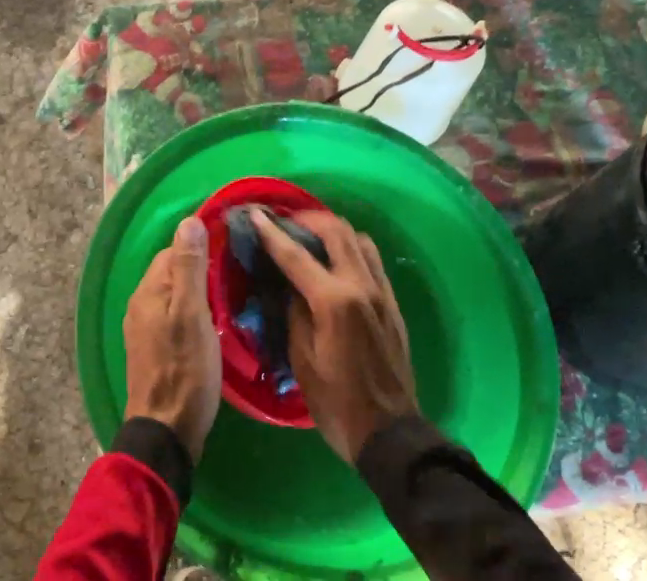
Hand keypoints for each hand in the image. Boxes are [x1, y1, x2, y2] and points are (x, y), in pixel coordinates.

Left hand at [122, 216, 220, 460]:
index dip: (200, 246)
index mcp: (148, 292)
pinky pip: (173, 317)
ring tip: (231, 295)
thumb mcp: (192, 315)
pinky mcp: (153, 350)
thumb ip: (190, 269)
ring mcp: (144, 330)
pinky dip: (193, 312)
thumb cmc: (184, 371)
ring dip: (198, 291)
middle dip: (200, 267)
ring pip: (173, 296)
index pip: (172, 251)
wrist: (167, 431)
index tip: (232, 248)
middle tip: (237, 272)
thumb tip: (189, 221)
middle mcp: (140, 305)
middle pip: (172, 272)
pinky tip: (214, 323)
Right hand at [252, 209, 417, 463]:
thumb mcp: (302, 360)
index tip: (254, 214)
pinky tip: (335, 261)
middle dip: (307, 219)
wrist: (389, 433)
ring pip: (359, 239)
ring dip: (332, 230)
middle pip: (335, 231)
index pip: (296, 255)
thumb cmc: (337, 403)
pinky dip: (351, 248)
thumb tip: (286, 284)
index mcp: (334, 302)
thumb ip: (293, 313)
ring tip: (309, 237)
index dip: (271, 233)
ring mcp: (381, 292)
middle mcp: (361, 286)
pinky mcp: (392, 303)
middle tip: (284, 222)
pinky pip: (372, 260)